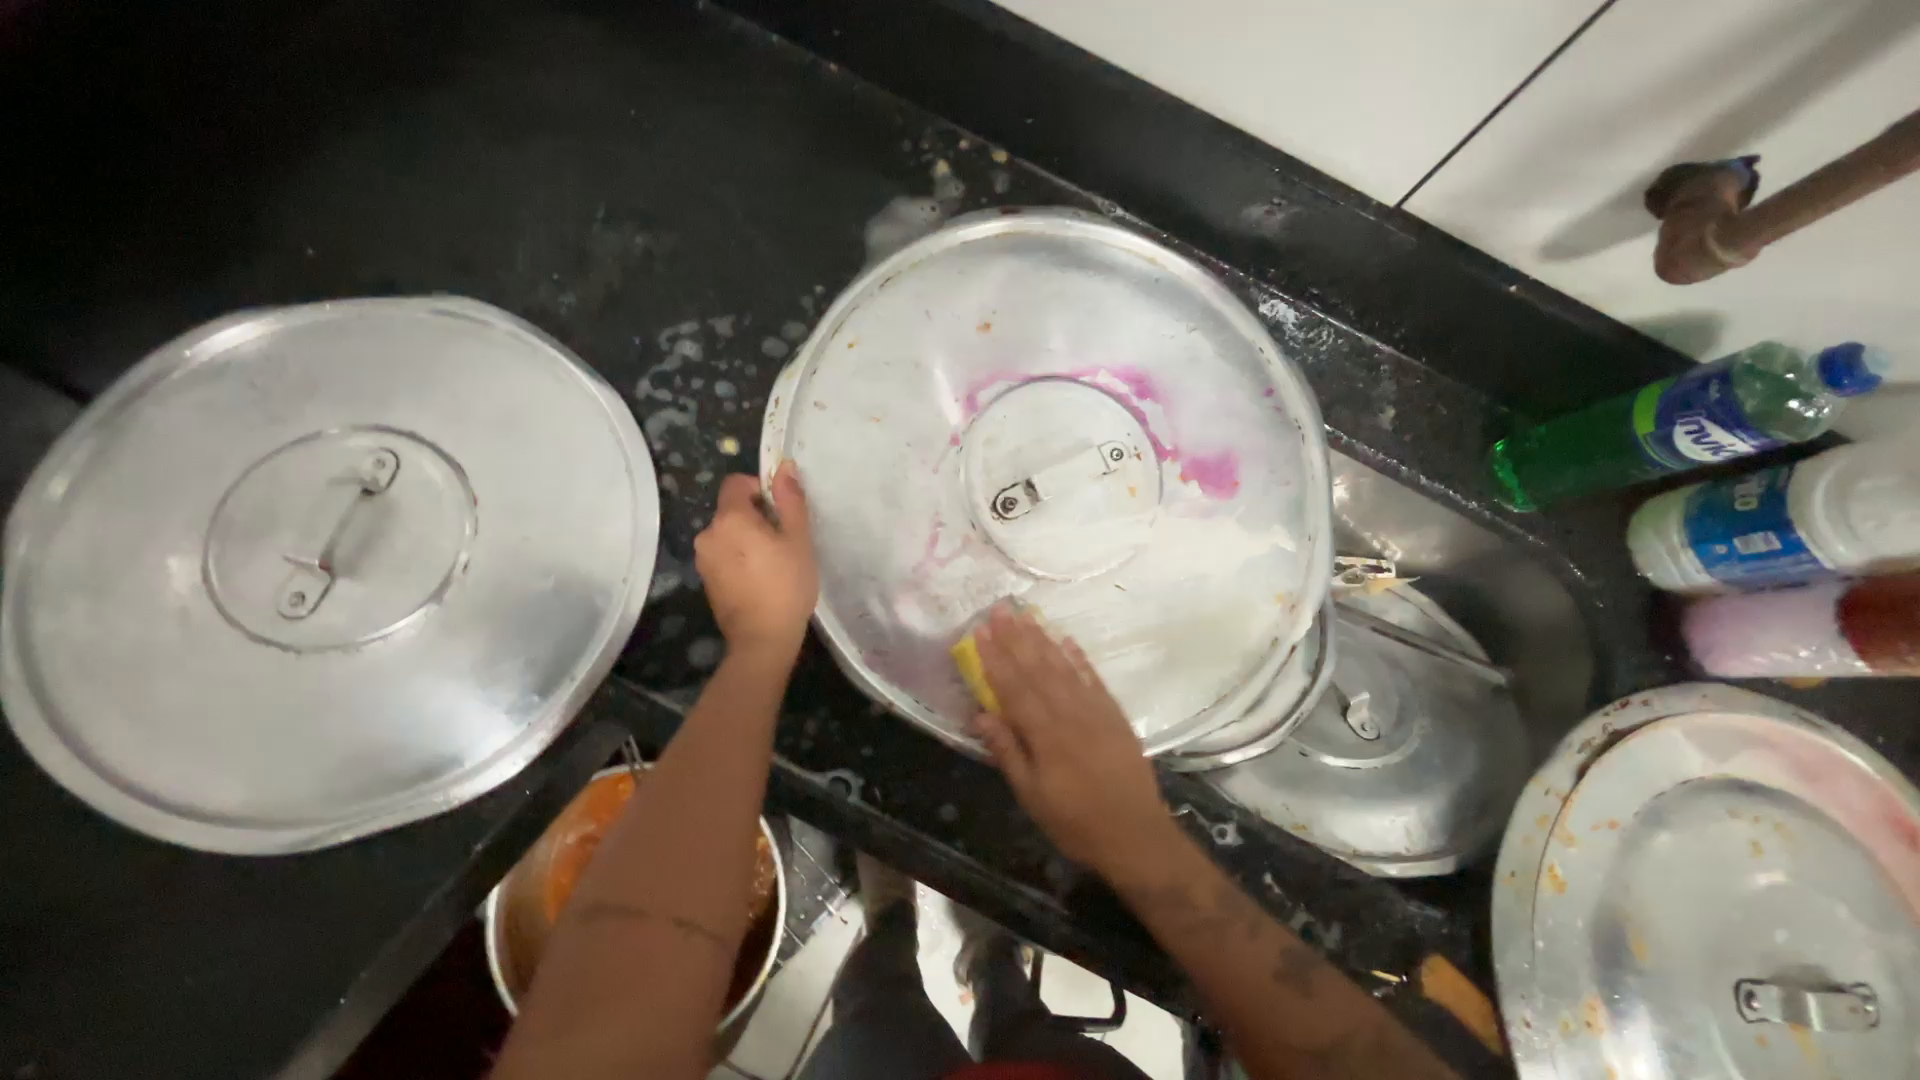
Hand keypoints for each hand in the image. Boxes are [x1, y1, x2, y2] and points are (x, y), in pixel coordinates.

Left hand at [695, 461, 818, 660]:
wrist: (762, 639)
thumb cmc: (786, 585)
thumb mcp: (798, 539)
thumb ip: (790, 500)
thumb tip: (785, 466)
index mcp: (730, 518)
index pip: (736, 482)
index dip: (760, 488)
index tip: (781, 511)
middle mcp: (708, 533)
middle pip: (732, 509)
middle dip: (756, 517)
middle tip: (784, 541)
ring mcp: (703, 558)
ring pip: (727, 534)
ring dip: (747, 539)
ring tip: (773, 563)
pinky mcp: (706, 579)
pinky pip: (723, 555)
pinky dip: (739, 558)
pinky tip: (760, 580)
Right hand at [970, 606, 1167, 872]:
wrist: (1137, 836)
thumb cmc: (1076, 823)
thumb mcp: (1032, 797)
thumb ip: (1008, 752)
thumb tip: (981, 715)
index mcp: (1046, 735)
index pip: (1014, 688)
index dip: (995, 659)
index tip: (980, 631)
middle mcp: (1070, 715)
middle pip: (1038, 669)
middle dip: (1017, 638)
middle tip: (1000, 609)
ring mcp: (1096, 712)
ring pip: (1064, 668)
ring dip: (1043, 640)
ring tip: (1027, 615)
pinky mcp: (1115, 716)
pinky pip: (1094, 680)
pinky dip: (1080, 659)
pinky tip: (1067, 641)